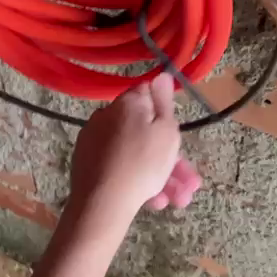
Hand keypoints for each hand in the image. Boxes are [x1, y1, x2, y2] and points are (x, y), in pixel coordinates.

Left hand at [68, 74, 197, 225]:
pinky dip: (137, 180)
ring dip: (160, 176)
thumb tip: (162, 74)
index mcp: (127, 102)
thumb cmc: (143, 163)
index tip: (177, 137)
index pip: (149, 95)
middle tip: (189, 184)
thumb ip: (165, 103)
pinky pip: (119, 165)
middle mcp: (107, 115)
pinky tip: (153, 202)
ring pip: (135, 153)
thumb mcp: (167, 131)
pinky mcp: (87, 162)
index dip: (166, 115)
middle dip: (171, 159)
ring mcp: (95, 139)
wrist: (102, 202)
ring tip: (178, 201)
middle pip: (145, 131)